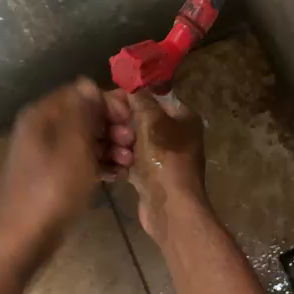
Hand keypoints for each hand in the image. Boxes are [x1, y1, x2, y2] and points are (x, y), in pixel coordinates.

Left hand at [0, 78, 132, 258]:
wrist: (25, 239)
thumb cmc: (53, 191)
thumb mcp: (75, 148)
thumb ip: (84, 114)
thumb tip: (91, 85)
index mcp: (42, 116)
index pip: (80, 93)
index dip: (108, 103)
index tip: (131, 122)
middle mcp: (41, 129)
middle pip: (84, 116)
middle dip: (112, 127)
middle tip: (132, 145)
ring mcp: (45, 154)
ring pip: (84, 140)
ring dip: (110, 147)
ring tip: (129, 163)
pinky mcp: (51, 177)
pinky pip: (79, 161)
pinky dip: (98, 164)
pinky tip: (117, 176)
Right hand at [118, 88, 207, 239]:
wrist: (170, 208)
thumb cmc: (164, 160)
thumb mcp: (151, 122)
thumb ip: (140, 101)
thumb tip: (131, 84)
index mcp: (184, 118)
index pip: (155, 98)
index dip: (132, 98)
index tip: (110, 102)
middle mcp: (178, 136)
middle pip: (143, 121)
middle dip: (124, 125)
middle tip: (109, 129)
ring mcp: (165, 158)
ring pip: (135, 142)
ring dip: (121, 145)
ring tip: (112, 149)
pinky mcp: (153, 176)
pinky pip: (133, 161)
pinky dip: (122, 161)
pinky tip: (110, 162)